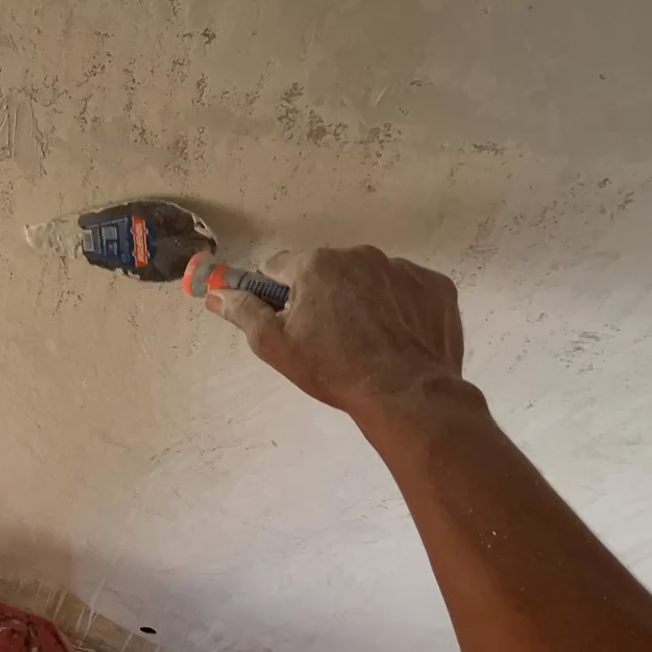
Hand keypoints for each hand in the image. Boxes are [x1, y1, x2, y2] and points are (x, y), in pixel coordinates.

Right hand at [203, 246, 464, 418]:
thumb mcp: (272, 344)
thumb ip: (241, 310)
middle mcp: (359, 255)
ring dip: (358, 298)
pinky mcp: (436, 287)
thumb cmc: (332, 368)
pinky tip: (394, 336)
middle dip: (319, 294)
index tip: (286, 319)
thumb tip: (215, 293)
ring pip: (364, 278)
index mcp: (316, 263)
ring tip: (363, 339)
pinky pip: (404, 289)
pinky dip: (396, 306)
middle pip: (324, 270)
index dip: (277, 293)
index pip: (279, 267)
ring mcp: (402, 270)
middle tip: (324, 336)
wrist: (407, 395)